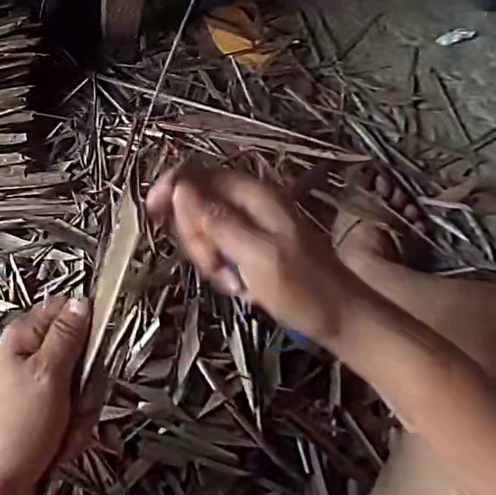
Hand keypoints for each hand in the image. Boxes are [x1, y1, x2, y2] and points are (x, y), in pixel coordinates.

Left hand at [0, 298, 91, 494]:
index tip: (94, 354)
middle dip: (87, 385)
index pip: (68, 310)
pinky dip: (74, 434)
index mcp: (26, 335)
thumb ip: (68, 336)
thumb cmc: (10, 428)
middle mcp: (31, 357)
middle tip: (74, 401)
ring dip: (81, 415)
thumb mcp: (47, 373)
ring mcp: (39, 389)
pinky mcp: (45, 417)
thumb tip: (82, 302)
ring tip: (63, 429)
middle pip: (83, 355)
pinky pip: (76, 417)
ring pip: (83, 390)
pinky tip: (60, 445)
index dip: (89, 330)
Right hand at [146, 165, 364, 342]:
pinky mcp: (245, 242)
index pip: (196, 172)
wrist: (341, 321)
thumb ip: (218, 221)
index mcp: (252, 195)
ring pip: (199, 224)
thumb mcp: (258, 255)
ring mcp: (246, 221)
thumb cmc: (305, 289)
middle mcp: (246, 201)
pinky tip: (233, 283)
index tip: (153, 212)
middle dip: (192, 233)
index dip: (170, 187)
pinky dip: (215, 264)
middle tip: (212, 265)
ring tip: (229, 280)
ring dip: (204, 254)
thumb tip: (180, 188)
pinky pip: (213, 243)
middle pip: (192, 200)